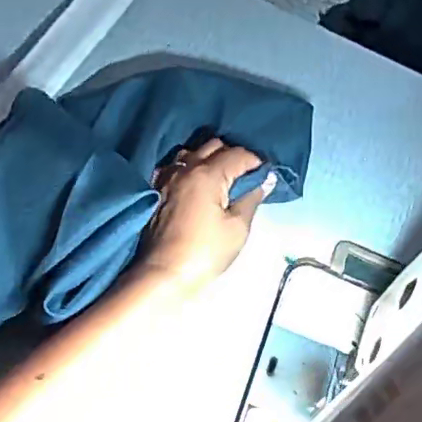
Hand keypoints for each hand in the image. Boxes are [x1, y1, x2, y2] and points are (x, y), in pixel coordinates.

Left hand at [134, 138, 274, 289]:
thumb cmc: (204, 254)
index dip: (256, 162)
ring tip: (219, 178)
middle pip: (213, 146)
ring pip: (190, 154)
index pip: (238, 154)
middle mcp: (185, 169)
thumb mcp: (237, 229)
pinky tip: (193, 184)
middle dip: (232, 155)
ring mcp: (166, 179)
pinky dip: (187, 169)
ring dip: (207, 158)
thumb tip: (264, 181)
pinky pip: (173, 168)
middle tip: (244, 176)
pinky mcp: (156, 193)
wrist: (163, 275)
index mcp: (208, 174)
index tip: (265, 174)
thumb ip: (251, 199)